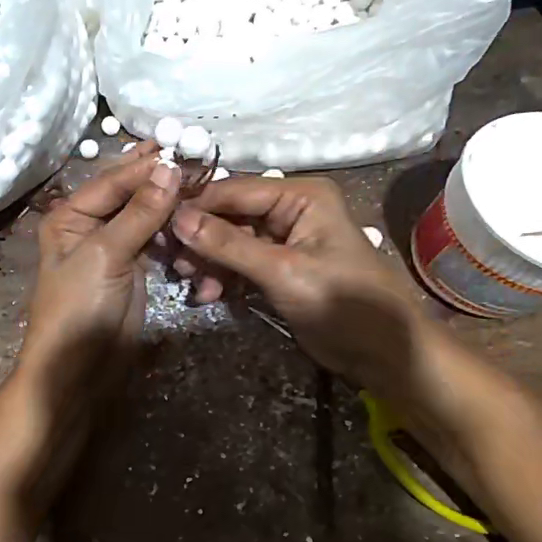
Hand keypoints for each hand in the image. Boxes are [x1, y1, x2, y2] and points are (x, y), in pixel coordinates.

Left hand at [20, 145, 180, 392]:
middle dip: (160, 178)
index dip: (148, 166)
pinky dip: (173, 231)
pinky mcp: (132, 270)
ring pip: (146, 217)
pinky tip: (193, 217)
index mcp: (71, 216)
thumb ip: (139, 212)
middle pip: (129, 194)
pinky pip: (155, 241)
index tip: (186, 150)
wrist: (78, 371)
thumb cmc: (79, 308)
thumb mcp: (105, 255)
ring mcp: (113, 249)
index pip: (114, 181)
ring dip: (171, 203)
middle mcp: (90, 226)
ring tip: (204, 182)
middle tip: (198, 156)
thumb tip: (170, 168)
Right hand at [169, 176, 425, 390]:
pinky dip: (223, 278)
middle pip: (229, 215)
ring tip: (192, 284)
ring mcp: (283, 240)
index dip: (196, 207)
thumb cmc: (341, 301)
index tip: (160, 226)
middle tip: (174, 263)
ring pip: (229, 242)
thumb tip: (177, 220)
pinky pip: (239, 264)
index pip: (234, 190)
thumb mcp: (281, 271)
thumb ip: (227, 245)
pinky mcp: (278, 268)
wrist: (381, 351)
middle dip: (201, 240)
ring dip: (209, 263)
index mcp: (300, 195)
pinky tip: (209, 296)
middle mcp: (290, 209)